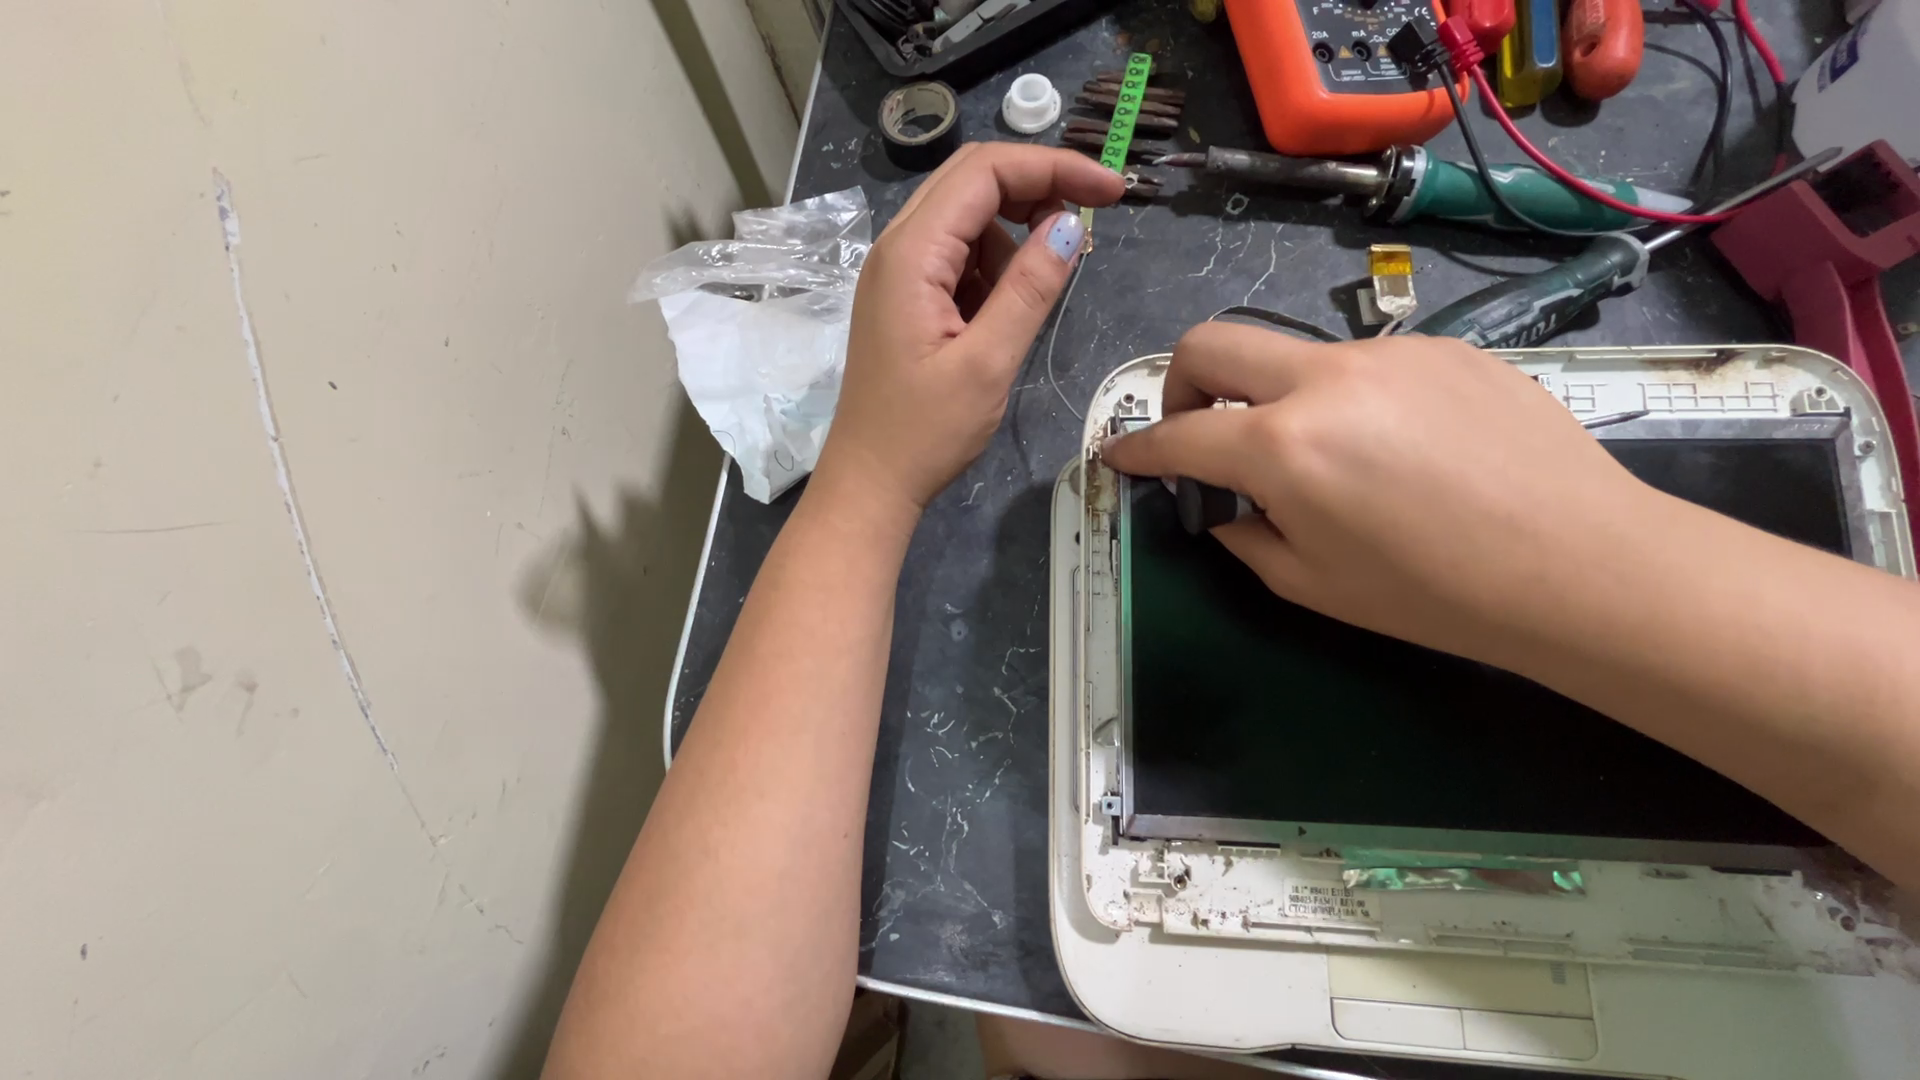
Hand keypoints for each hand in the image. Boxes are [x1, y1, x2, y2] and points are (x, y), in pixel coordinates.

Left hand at [811, 143, 1124, 518]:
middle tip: (1088, 227)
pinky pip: (955, 258)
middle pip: (972, 182)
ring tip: (1037, 293)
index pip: (985, 172)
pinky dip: (991, 268)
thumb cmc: (925, 433)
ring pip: (966, 219)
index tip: (1111, 193)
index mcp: (911, 254)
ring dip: (1013, 237)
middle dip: (1037, 190)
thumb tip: (1069, 226)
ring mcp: (896, 273)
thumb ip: (1029, 289)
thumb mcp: (988, 363)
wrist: (871, 481)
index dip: (1054, 168)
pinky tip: (1004, 312)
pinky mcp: (904, 299)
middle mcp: (897, 248)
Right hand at [1102, 322, 1666, 662]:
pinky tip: (1389, 447)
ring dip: (1270, 397)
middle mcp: (1325, 380)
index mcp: (1283, 447)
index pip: (1177, 435)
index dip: (1135, 448)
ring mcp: (1388, 354)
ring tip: (1317, 457)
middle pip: (1210, 341)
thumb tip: (1224, 506)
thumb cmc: (1433, 594)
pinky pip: (1360, 364)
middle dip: (1178, 384)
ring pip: (1289, 354)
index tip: (1118, 455)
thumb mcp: (1309, 582)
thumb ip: (1242, 534)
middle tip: (1197, 432)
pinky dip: (1340, 399)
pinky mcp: (1443, 348)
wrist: (1584, 567)